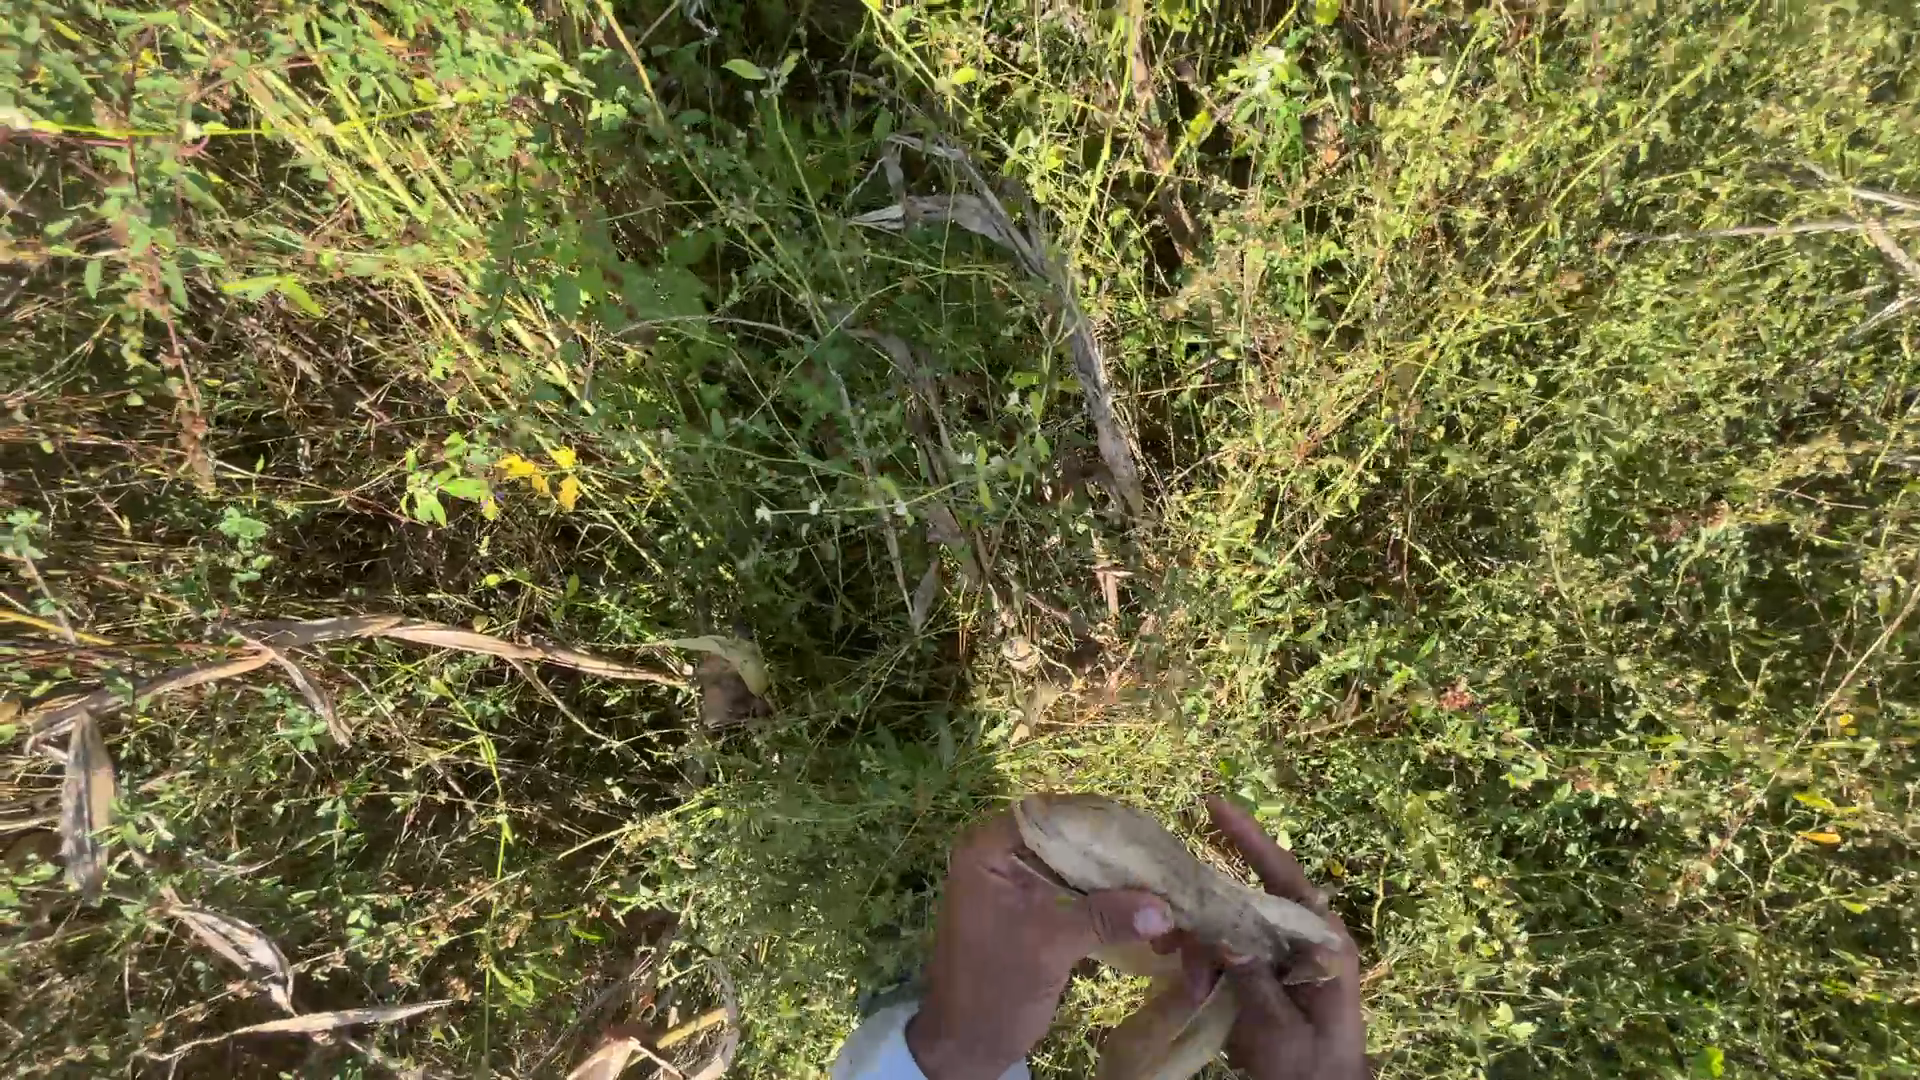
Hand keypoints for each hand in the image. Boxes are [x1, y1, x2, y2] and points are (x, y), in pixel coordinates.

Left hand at [907, 810, 1176, 1079]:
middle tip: (1153, 851)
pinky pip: (1067, 886)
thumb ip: (1104, 918)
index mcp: (986, 848)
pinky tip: (1135, 898)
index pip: (1046, 815)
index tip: (1138, 829)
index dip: (1092, 819)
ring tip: (1153, 870)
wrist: (966, 1044)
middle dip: (1106, 847)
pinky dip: (1098, 893)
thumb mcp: (1050, 946)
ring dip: (1106, 871)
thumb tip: (1165, 907)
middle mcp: (997, 852)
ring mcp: (1012, 879)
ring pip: (1068, 861)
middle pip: (1060, 835)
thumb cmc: (995, 986)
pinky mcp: (1027, 904)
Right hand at [1206, 795, 1366, 1079]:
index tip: (1213, 805)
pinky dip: (1198, 961)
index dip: (1249, 836)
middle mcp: (1296, 936)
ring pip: (1223, 923)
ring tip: (1181, 970)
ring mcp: (1274, 953)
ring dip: (1196, 944)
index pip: (1284, 873)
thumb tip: (1223, 936)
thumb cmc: (1311, 1070)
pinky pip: (1217, 949)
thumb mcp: (1283, 1032)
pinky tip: (1188, 983)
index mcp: (1320, 940)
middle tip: (1169, 913)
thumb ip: (1255, 982)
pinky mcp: (1255, 972)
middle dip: (1202, 904)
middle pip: (1242, 895)